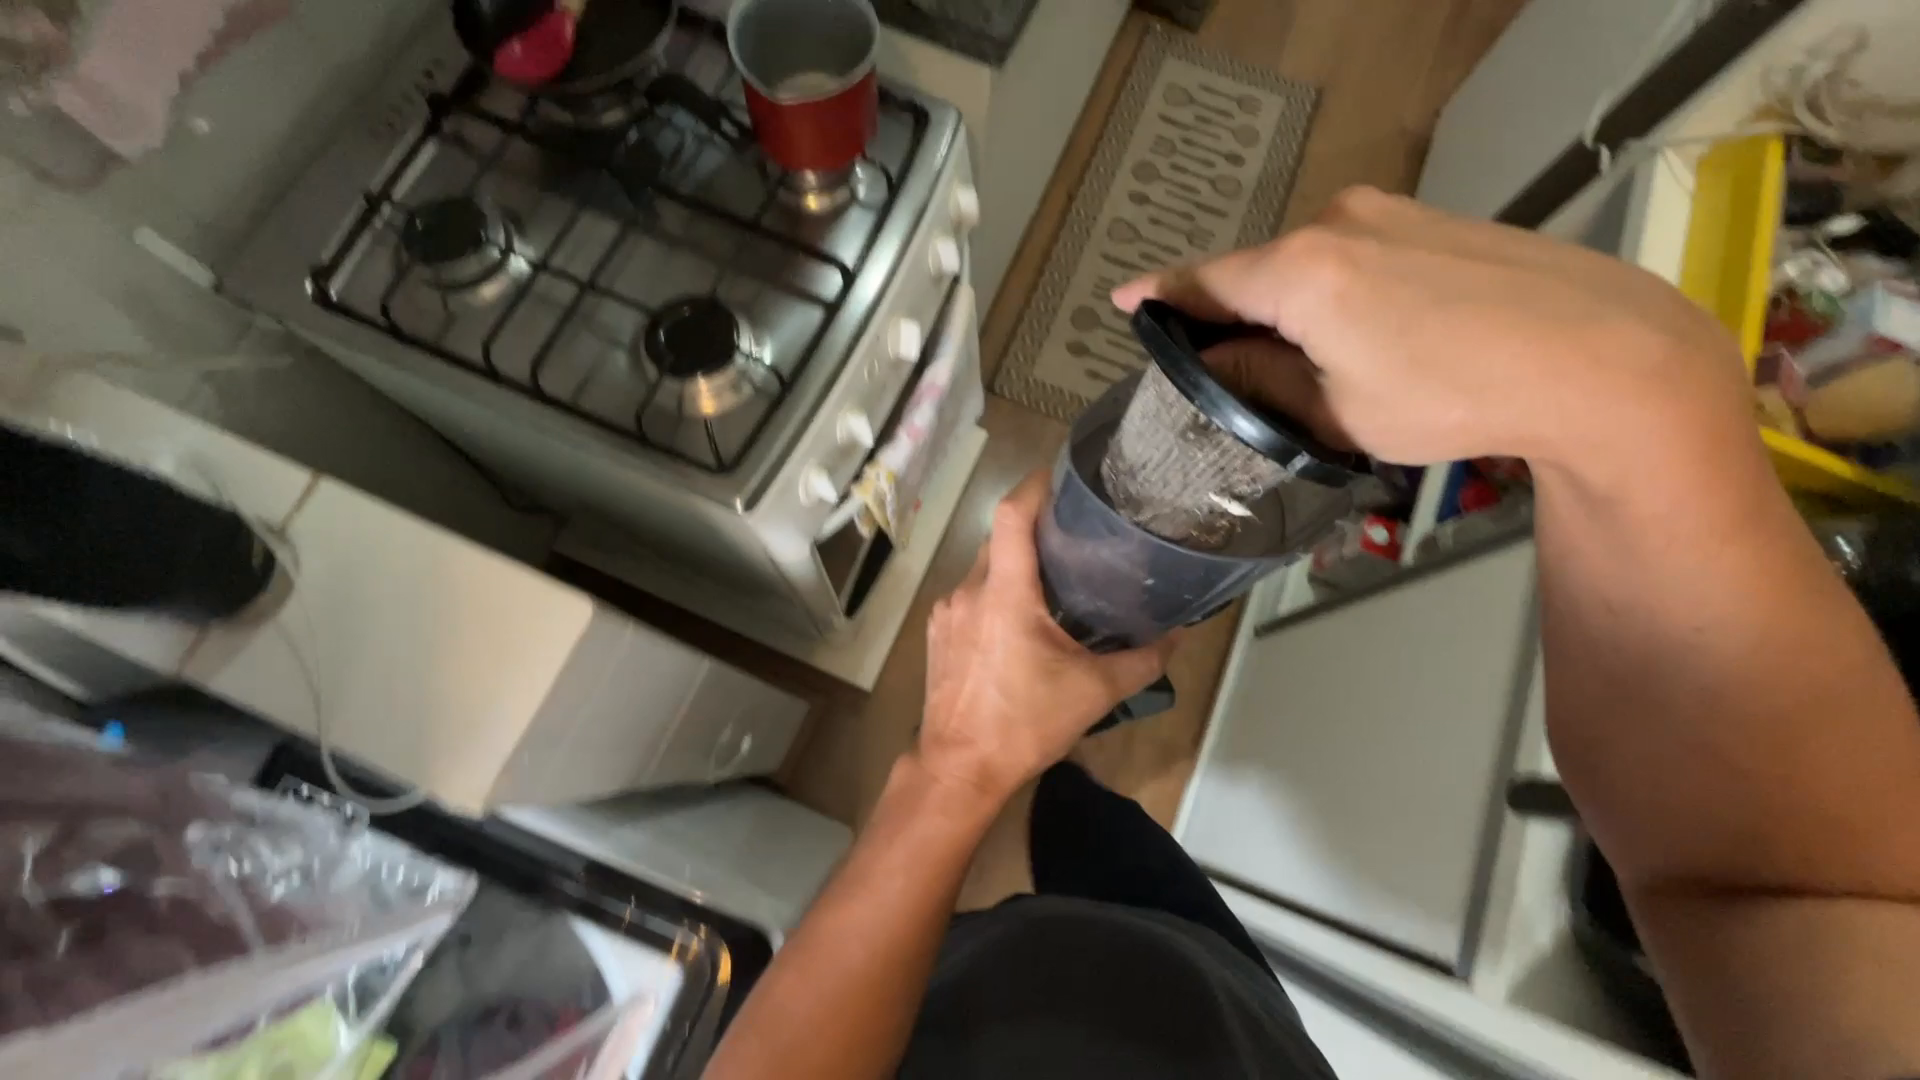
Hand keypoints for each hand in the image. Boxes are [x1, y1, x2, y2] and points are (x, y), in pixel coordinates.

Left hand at [917, 470, 1176, 803]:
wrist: (959, 768)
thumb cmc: (1025, 724)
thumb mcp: (1094, 692)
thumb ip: (1142, 660)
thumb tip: (1180, 636)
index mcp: (1005, 592)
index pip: (1012, 515)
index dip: (1035, 486)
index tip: (1063, 478)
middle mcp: (969, 590)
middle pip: (1001, 540)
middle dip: (1036, 532)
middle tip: (1077, 535)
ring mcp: (947, 612)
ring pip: (984, 570)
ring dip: (1016, 568)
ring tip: (1055, 579)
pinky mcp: (937, 634)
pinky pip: (970, 597)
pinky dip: (996, 594)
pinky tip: (1020, 620)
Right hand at [1113, 186, 1754, 467]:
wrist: (1601, 356)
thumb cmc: (1453, 396)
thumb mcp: (1336, 410)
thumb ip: (1260, 379)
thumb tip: (1216, 360)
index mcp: (1300, 272)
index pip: (1206, 281)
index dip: (1160, 295)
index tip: (1125, 300)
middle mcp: (1336, 223)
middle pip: (1255, 271)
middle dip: (1230, 313)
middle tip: (1220, 364)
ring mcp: (1388, 212)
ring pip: (1303, 262)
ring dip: (1284, 304)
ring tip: (1298, 360)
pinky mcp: (1429, 218)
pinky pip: (1350, 252)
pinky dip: (1329, 288)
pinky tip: (1356, 330)